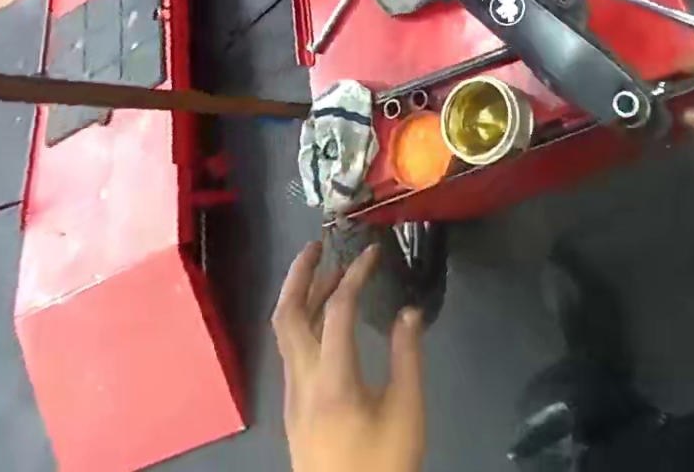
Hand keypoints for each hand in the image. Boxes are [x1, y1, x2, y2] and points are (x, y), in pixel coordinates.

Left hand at [274, 242, 425, 471]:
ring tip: (327, 271)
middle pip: (287, 316)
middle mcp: (303, 382)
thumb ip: (407, 355)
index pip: (337, 311)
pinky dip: (304, 319)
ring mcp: (293, 397)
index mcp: (332, 381)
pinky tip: (327, 316)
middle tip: (319, 244)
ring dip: (302, 295)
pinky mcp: (295, 409)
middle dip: (300, 275)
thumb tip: (408, 311)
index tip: (373, 253)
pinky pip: (292, 349)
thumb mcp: (407, 411)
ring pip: (285, 332)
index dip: (354, 275)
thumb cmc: (382, 466)